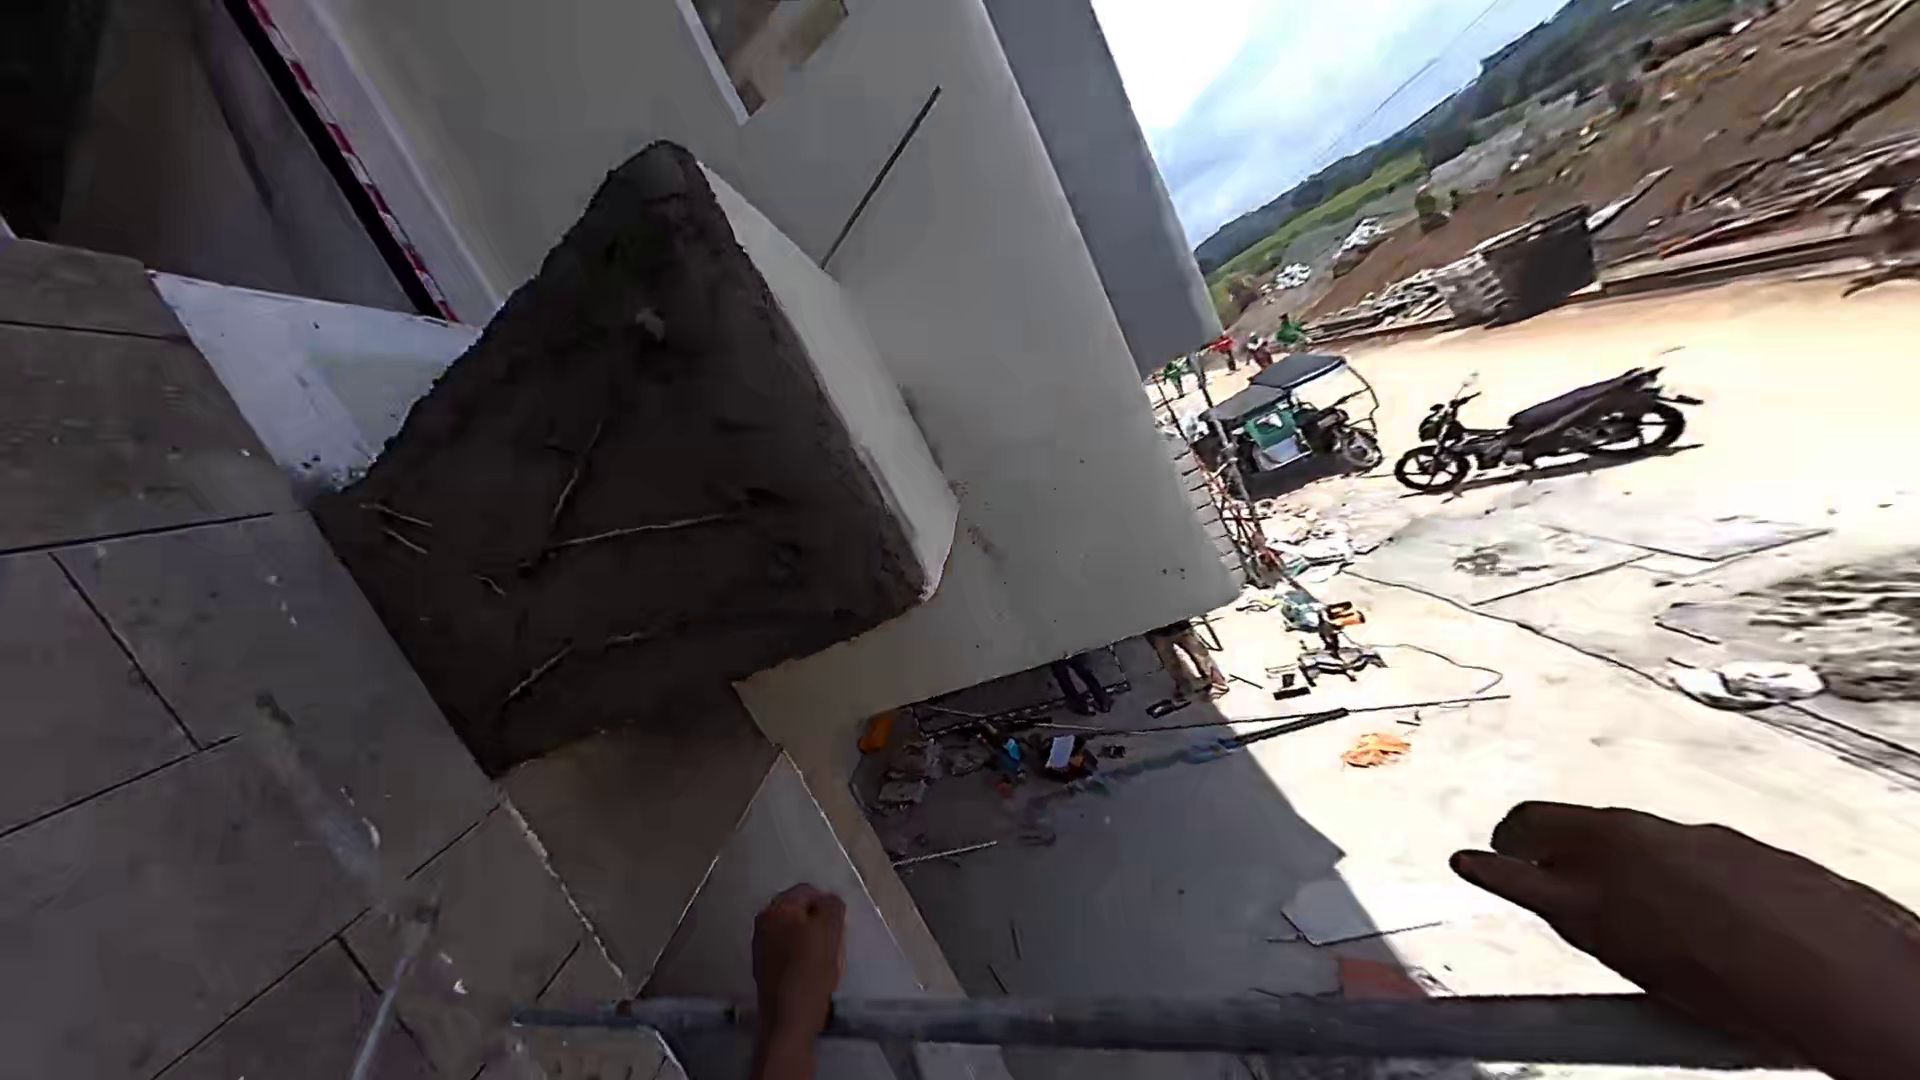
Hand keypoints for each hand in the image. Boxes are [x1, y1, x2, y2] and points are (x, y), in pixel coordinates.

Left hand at [753, 884, 845, 1038]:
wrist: (789, 1021)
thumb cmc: (809, 970)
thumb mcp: (830, 927)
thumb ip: (832, 904)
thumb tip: (828, 902)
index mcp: (775, 910)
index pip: (807, 891)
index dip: (827, 903)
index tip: (838, 921)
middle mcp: (763, 926)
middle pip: (800, 912)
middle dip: (819, 922)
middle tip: (833, 939)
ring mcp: (762, 950)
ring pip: (796, 933)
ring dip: (813, 941)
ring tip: (826, 959)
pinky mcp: (767, 972)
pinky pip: (791, 953)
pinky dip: (804, 958)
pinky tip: (814, 973)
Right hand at [1453, 801, 1919, 1079]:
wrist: (1865, 993)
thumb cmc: (1713, 961)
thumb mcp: (1590, 925)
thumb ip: (1521, 885)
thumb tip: (1468, 861)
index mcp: (1602, 831)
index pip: (1526, 821)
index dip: (1507, 845)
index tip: (1503, 863)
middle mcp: (1656, 826)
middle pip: (1590, 833)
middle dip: (1574, 863)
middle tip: (1579, 905)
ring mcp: (1725, 845)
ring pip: (1657, 854)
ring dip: (1643, 881)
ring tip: (1660, 934)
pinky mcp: (1787, 870)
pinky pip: (1724, 875)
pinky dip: (1709, 897)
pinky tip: (1725, 941)